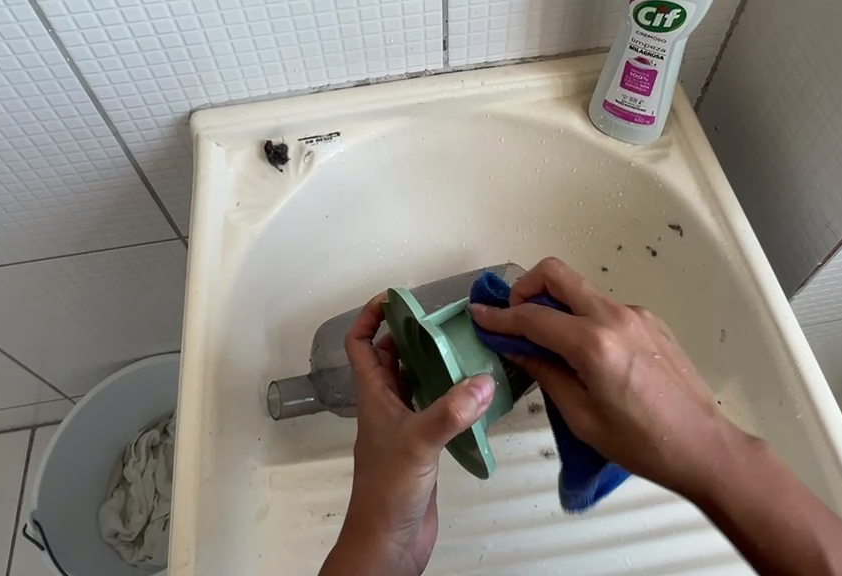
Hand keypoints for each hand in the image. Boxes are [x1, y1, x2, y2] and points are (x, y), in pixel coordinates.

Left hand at [319, 294, 495, 575]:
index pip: (361, 343)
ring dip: (434, 362)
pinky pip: (434, 407)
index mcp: (374, 395)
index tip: (394, 298)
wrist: (388, 544)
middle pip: (391, 357)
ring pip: (415, 380)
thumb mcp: (418, 443)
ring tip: (462, 346)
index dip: (371, 317)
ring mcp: (404, 425)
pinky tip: (474, 394)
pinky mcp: (423, 445)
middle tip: (440, 318)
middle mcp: (387, 405)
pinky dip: (451, 395)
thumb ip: (449, 412)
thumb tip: (480, 381)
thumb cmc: (385, 495)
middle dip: (411, 333)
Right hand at [466, 257, 752, 503]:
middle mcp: (613, 316)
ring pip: (580, 289)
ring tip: (550, 342)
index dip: (500, 316)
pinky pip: (604, 306)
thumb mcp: (583, 418)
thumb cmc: (643, 443)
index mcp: (593, 344)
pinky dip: (584, 317)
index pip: (532, 317)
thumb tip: (519, 350)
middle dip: (526, 286)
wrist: (705, 446)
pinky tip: (588, 354)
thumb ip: (546, 374)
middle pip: (556, 273)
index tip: (479, 315)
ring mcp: (634, 313)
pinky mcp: (649, 319)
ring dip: (556, 304)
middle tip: (515, 314)